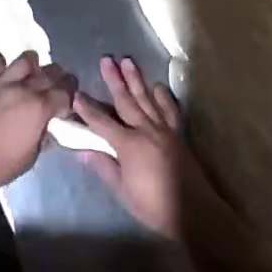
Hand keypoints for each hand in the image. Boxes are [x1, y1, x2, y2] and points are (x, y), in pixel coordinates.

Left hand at [0, 51, 75, 196]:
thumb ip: (43, 136)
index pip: (65, 91)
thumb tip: (49, 127)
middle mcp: (24, 89)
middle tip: (58, 86)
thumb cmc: (0, 163)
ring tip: (31, 74)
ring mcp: (1, 83)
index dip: (71, 94)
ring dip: (32, 65)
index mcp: (40, 107)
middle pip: (50, 72)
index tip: (69, 100)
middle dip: (59, 77)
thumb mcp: (31, 156)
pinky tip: (0, 71)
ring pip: (24, 60)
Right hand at [72, 56, 222, 239]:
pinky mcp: (178, 135)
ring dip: (137, 80)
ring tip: (128, 61)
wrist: (195, 212)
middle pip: (126, 101)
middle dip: (114, 80)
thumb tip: (83, 151)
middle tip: (106, 59)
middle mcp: (146, 131)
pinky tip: (158, 87)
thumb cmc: (154, 206)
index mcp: (128, 145)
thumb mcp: (122, 191)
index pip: (101, 122)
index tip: (76, 94)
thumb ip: (104, 167)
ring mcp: (164, 130)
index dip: (87, 109)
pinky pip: (170, 111)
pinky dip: (164, 97)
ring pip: (147, 99)